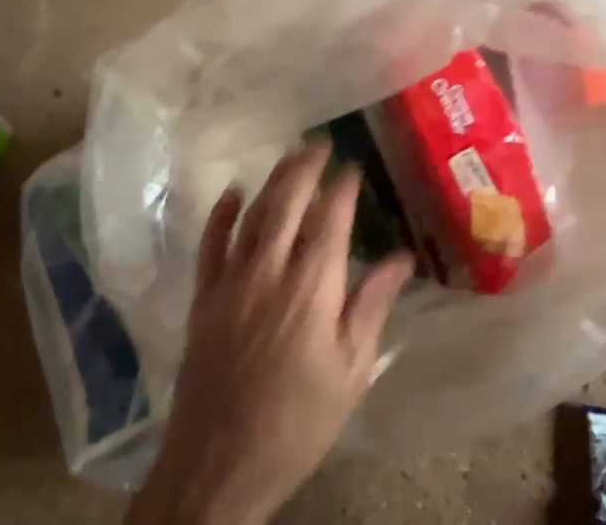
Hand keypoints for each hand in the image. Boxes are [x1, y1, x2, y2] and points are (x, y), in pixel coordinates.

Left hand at [126, 143, 413, 524]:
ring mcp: (231, 281)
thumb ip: (372, 305)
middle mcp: (270, 271)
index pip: (331, 219)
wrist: (222, 460)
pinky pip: (210, 243)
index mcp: (313, 287)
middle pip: (288, 202)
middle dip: (305, 168)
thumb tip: (401, 257)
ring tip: (288, 158)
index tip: (353, 167)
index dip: (343, 187)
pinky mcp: (203, 298)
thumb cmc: (299, 420)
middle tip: (319, 146)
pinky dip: (222, 213)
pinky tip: (233, 193)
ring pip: (252, 214)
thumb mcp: (351, 369)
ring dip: (271, 181)